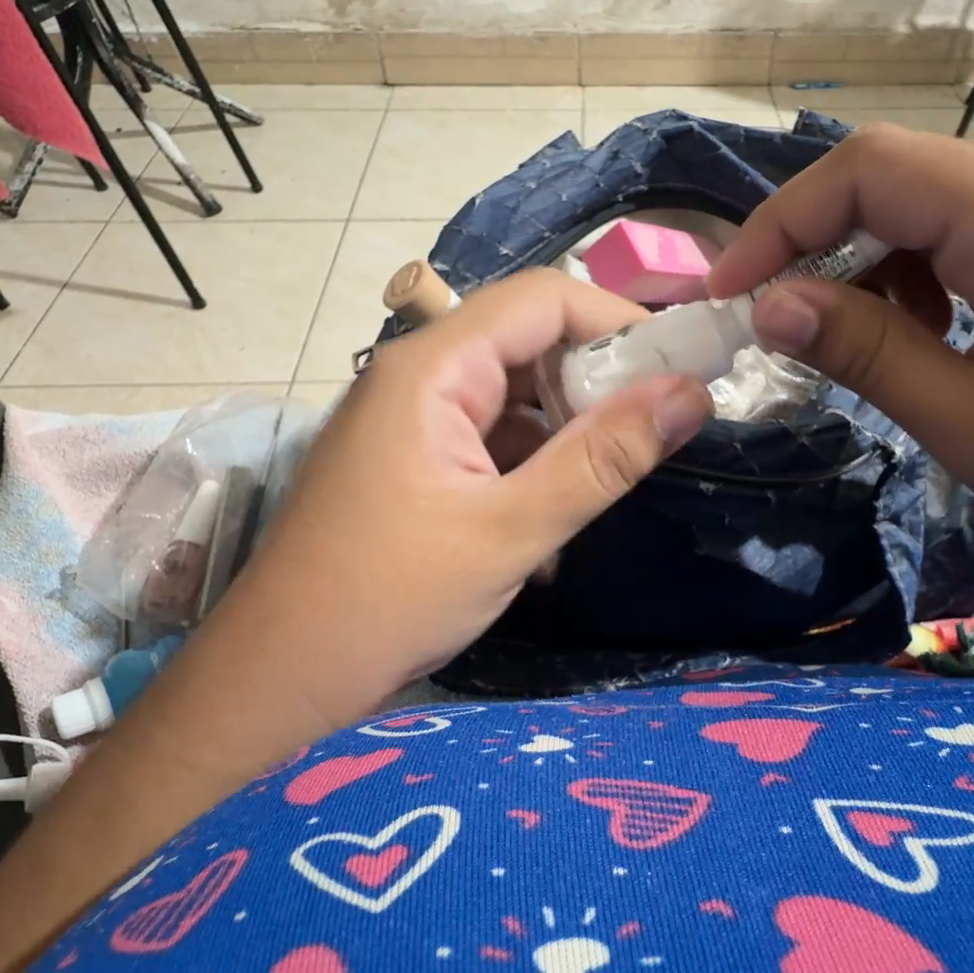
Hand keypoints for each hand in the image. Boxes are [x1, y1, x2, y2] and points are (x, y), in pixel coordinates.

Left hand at [250, 268, 712, 711]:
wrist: (282, 673)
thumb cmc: (390, 598)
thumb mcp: (511, 530)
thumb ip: (603, 459)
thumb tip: (691, 395)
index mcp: (432, 368)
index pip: (543, 299)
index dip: (621, 321)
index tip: (685, 368)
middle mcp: (418, 376)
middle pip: (528, 342)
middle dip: (600, 378)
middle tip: (664, 429)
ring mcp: (411, 421)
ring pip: (513, 396)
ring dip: (569, 428)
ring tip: (620, 474)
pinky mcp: (412, 462)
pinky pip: (489, 438)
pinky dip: (533, 463)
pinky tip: (559, 509)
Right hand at [706, 125, 973, 650]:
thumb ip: (869, 353)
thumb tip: (769, 305)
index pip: (877, 169)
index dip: (784, 219)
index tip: (731, 292)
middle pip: (902, 172)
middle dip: (817, 237)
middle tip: (771, 317)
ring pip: (934, 200)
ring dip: (870, 261)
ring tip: (854, 342)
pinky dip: (920, 275)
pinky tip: (925, 337)